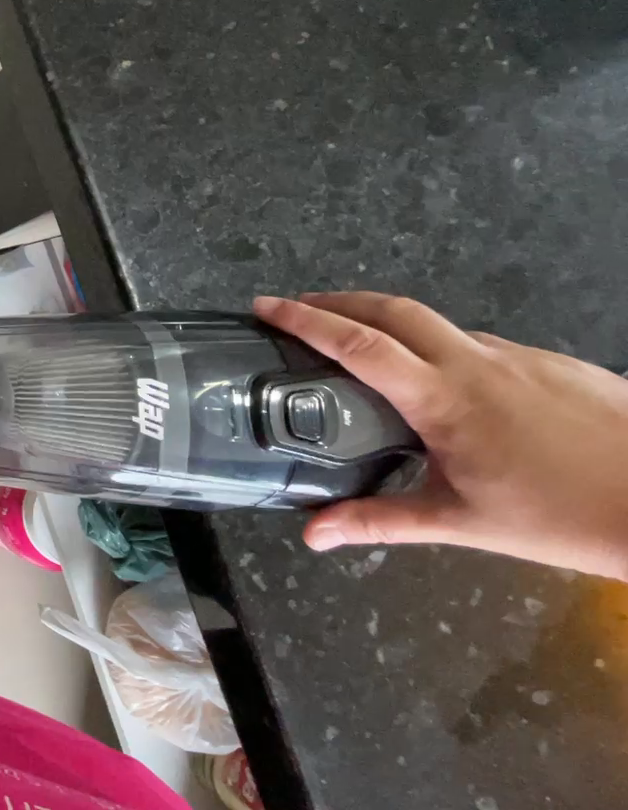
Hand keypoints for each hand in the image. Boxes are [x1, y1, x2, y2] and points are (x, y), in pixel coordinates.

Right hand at [253, 292, 627, 580]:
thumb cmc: (569, 516)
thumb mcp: (465, 523)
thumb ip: (381, 521)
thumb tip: (313, 534)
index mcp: (444, 398)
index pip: (358, 344)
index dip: (304, 320)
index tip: (266, 307)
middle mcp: (479, 363)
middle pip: (393, 309)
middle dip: (338, 301)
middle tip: (298, 307)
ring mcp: (524, 359)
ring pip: (440, 326)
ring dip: (389, 324)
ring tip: (364, 348)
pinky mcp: (560, 365)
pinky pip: (483, 346)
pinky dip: (441, 348)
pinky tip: (446, 382)